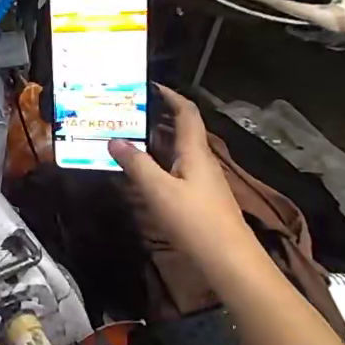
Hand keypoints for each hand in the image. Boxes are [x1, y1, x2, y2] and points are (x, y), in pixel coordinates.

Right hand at [108, 86, 260, 277]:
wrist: (228, 259)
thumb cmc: (195, 221)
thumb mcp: (159, 191)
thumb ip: (137, 164)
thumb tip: (115, 140)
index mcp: (195, 151)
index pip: (186, 112)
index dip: (171, 96)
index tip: (150, 85)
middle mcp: (202, 160)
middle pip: (182, 130)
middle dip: (158, 118)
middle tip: (129, 113)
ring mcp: (203, 181)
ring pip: (179, 152)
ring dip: (157, 142)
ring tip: (129, 138)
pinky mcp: (201, 199)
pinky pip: (178, 171)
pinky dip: (160, 164)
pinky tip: (144, 173)